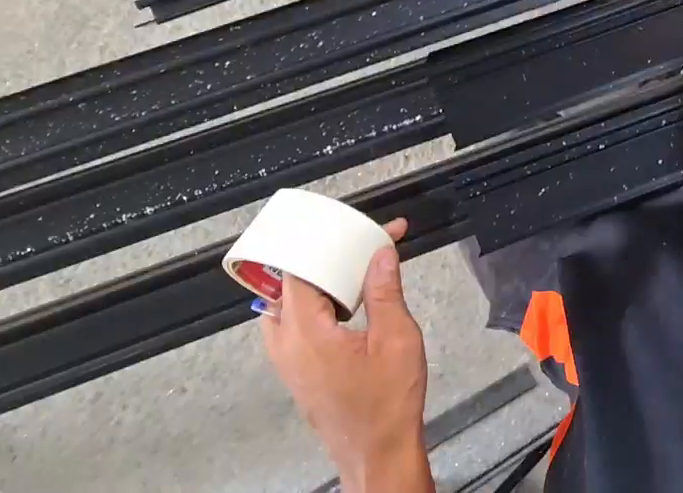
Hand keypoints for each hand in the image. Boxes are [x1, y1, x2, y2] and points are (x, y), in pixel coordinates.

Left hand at [260, 218, 433, 492]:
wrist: (378, 451)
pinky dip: (314, 305)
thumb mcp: (397, 336)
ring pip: (285, 306)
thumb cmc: (388, 399)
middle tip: (356, 244)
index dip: (329, 244)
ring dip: (315, 283)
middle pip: (287, 286)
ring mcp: (287, 363)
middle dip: (321, 259)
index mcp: (306, 334)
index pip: (301, 272)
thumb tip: (380, 253)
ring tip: (352, 269)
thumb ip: (384, 291)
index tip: (364, 230)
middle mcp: (286, 347)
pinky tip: (346, 304)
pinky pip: (292, 326)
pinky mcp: (297, 373)